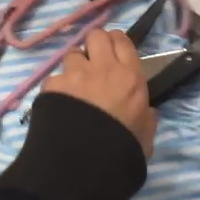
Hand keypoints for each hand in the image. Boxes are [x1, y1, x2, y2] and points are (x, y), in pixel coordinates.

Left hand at [43, 28, 157, 157]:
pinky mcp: (52, 85)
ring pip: (72, 53)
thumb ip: (146, 118)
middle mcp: (102, 69)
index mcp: (130, 78)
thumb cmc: (121, 151)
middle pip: (96, 35)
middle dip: (94, 44)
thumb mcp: (145, 137)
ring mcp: (74, 75)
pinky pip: (55, 78)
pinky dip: (58, 88)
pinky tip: (59, 104)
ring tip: (75, 85)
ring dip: (75, 65)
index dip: (116, 42)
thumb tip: (147, 110)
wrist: (82, 164)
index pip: (123, 41)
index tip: (114, 51)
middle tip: (94, 62)